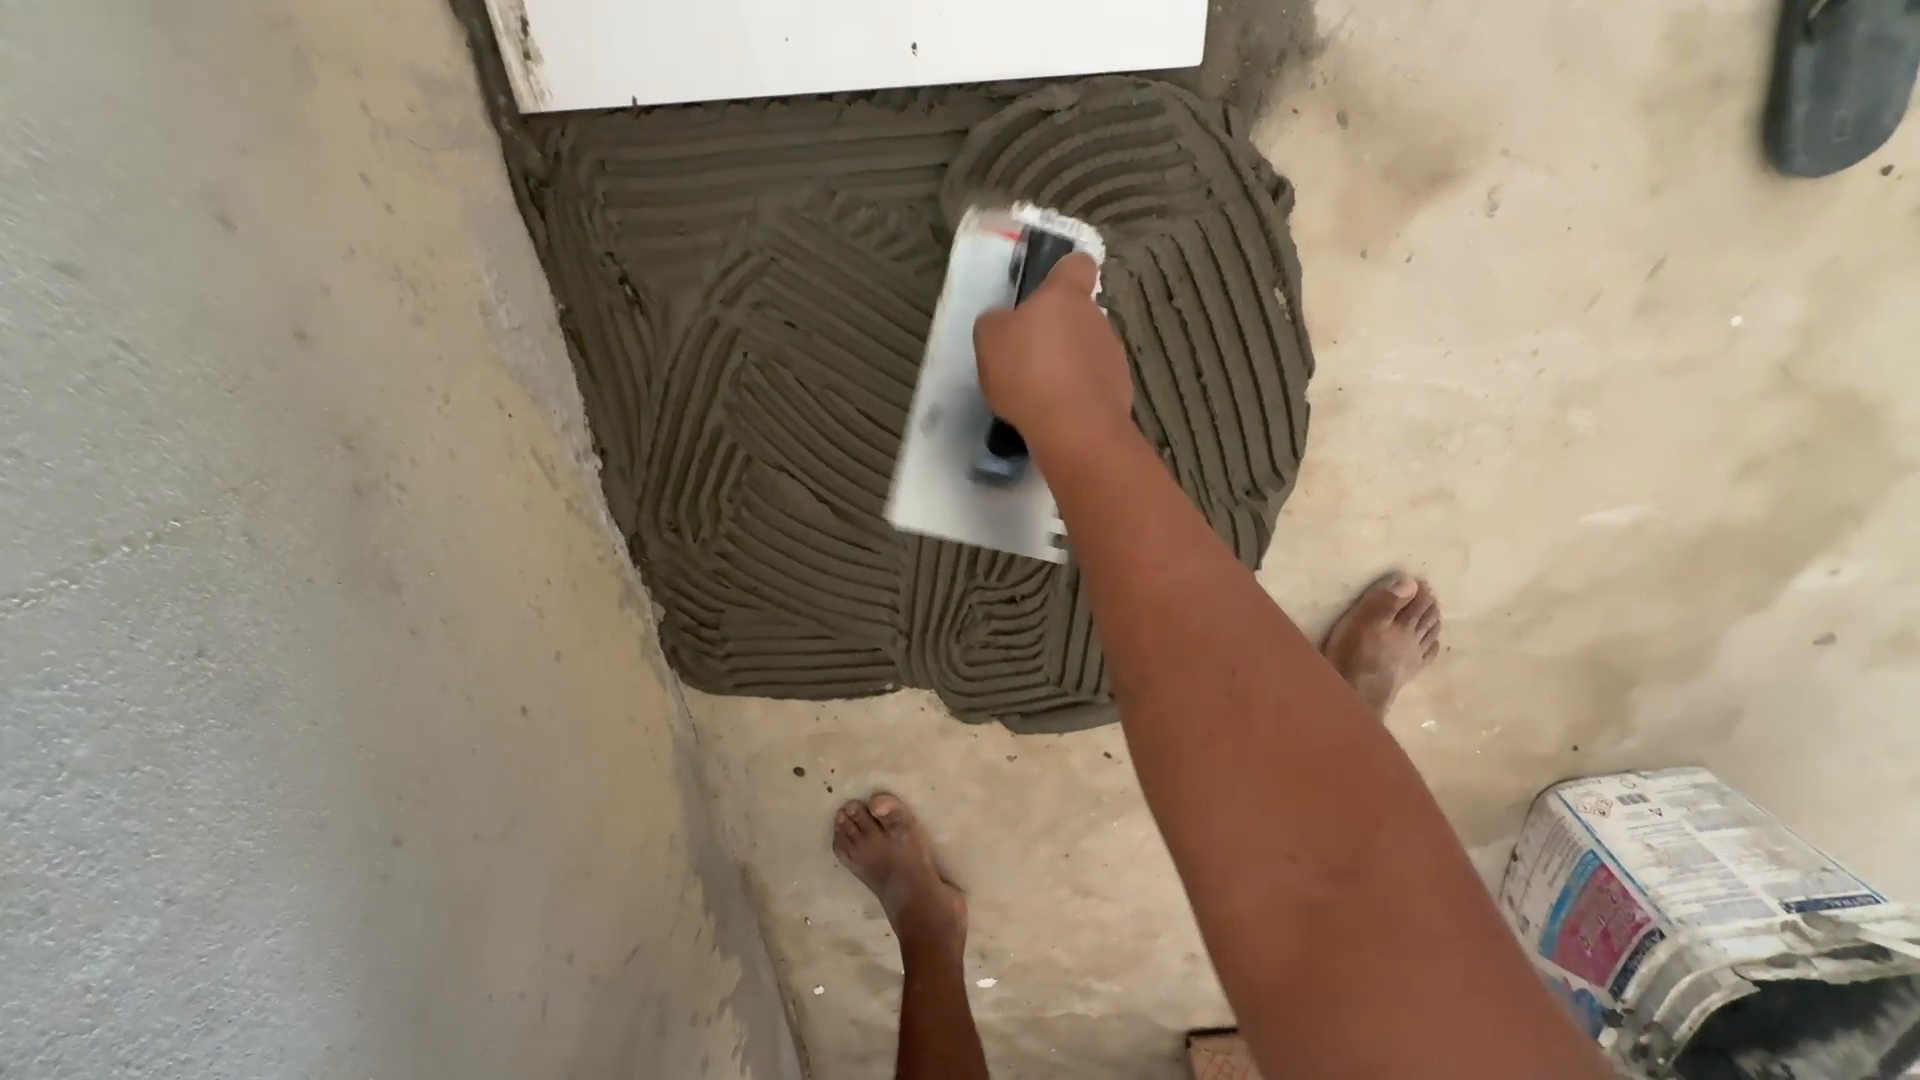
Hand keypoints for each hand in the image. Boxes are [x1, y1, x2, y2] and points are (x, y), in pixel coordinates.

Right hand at [973, 253, 1132, 451]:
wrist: (1074, 427)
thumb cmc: (1027, 372)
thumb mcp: (989, 340)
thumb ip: (997, 322)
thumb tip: (1005, 322)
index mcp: (1066, 296)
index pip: (1077, 265)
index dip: (1063, 274)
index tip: (1046, 293)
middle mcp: (1097, 318)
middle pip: (1079, 314)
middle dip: (1058, 331)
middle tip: (1028, 358)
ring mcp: (1114, 355)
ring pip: (1088, 350)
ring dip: (1069, 364)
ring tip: (1042, 393)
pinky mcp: (1121, 389)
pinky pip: (1096, 383)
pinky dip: (1080, 394)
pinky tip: (1059, 414)